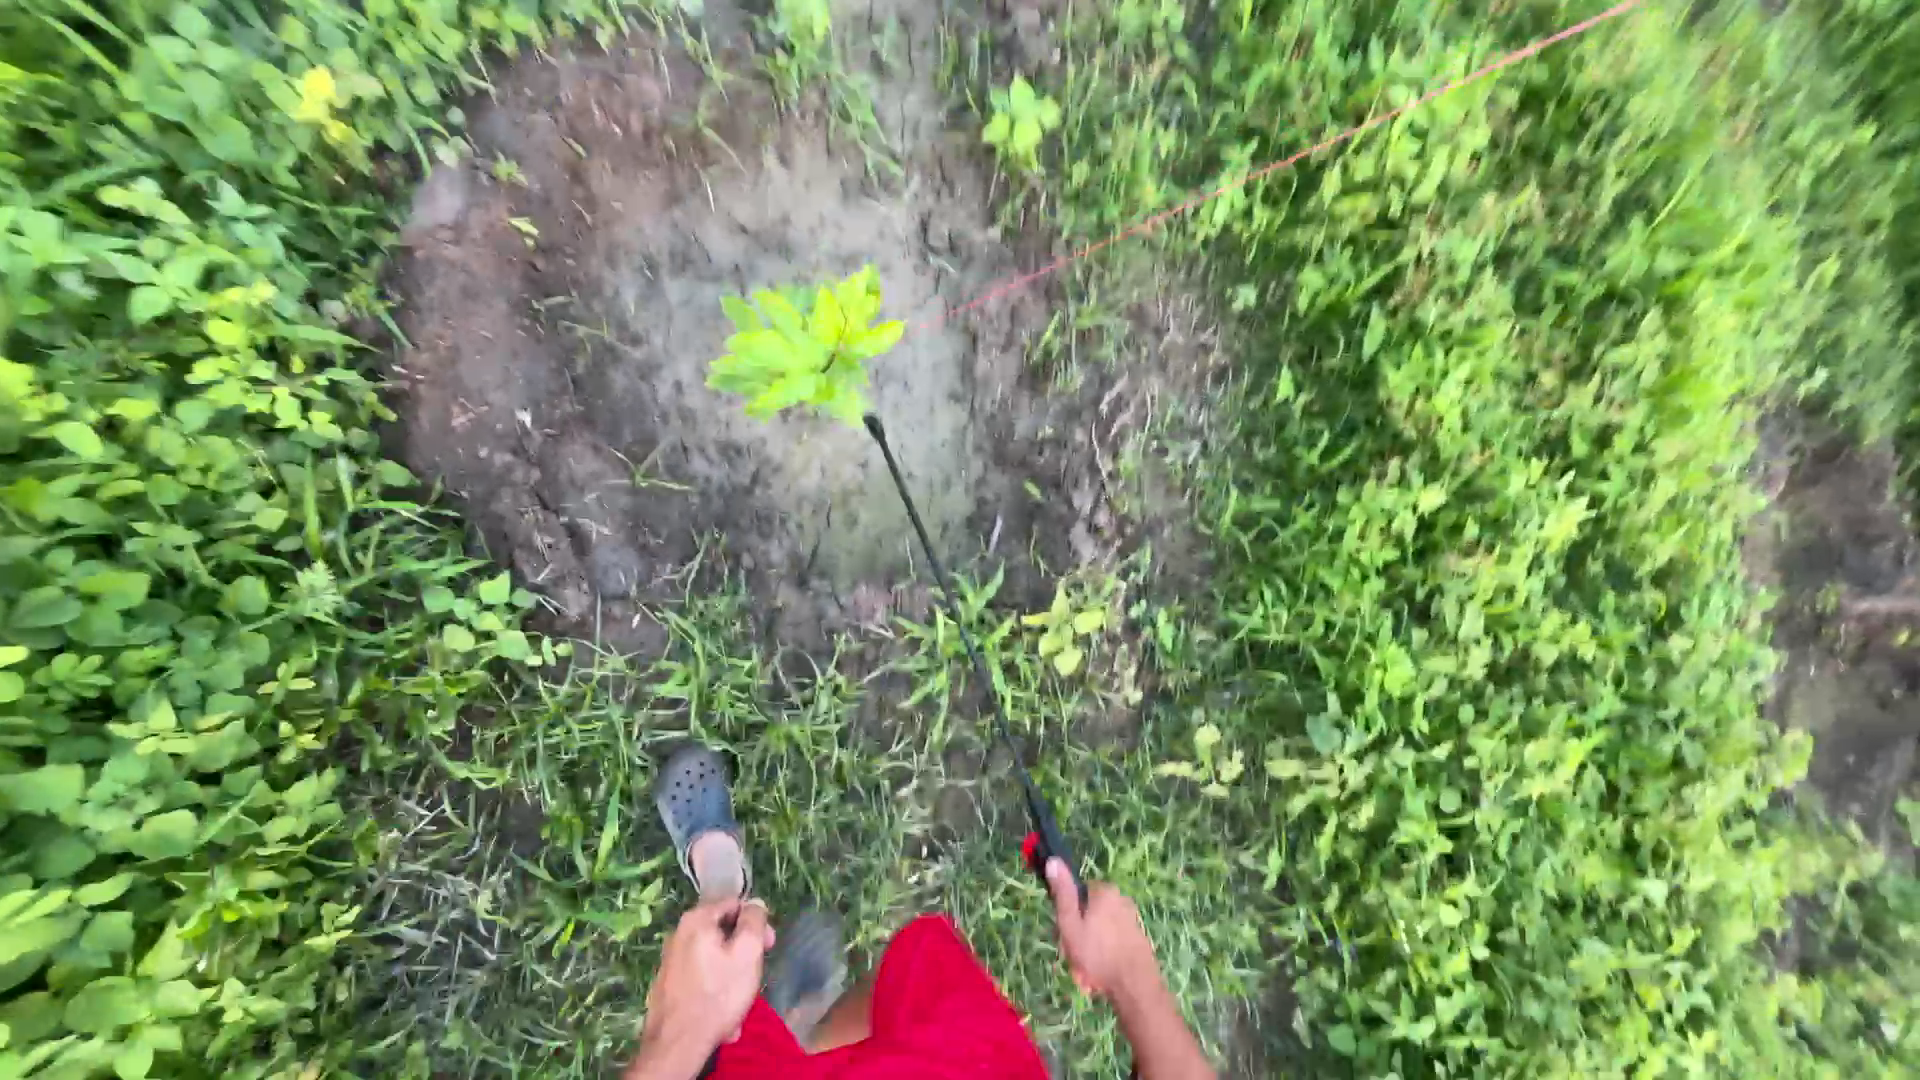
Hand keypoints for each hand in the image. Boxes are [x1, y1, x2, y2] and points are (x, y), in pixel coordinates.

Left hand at [629, 898, 774, 1078]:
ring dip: (730, 975)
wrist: (676, 1046)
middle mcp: (679, 933)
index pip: (736, 905)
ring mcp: (670, 960)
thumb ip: (754, 921)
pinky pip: (700, 978)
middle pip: (723, 933)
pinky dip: (714, 989)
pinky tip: (722, 1013)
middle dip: (743, 952)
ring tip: (739, 1001)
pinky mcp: (668, 985)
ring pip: (713, 958)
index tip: (768, 945)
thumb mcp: (748, 951)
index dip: (756, 923)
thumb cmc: (718, 994)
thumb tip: (755, 903)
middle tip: (755, 974)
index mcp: (697, 919)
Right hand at [1045, 858, 1161, 1001]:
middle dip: (1080, 934)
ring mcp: (1132, 918)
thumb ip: (1063, 893)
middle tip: (1075, 957)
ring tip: (1087, 972)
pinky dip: (1105, 954)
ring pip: (1100, 929)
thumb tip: (1054, 860)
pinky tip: (1102, 973)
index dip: (1069, 915)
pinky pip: (1113, 941)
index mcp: (1104, 891)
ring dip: (1091, 948)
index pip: (1078, 894)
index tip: (1066, 935)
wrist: (1136, 987)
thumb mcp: (1071, 924)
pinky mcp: (1138, 937)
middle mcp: (1121, 898)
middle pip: (1090, 912)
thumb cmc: (1098, 955)